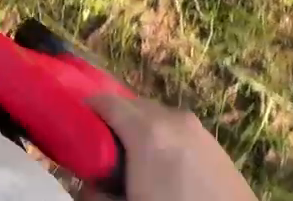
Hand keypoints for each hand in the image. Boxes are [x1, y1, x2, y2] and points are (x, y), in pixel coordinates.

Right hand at [87, 95, 255, 200]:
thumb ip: (96, 193)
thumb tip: (86, 182)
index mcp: (146, 129)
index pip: (103, 101)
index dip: (85, 112)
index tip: (76, 130)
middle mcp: (171, 117)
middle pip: (130, 106)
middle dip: (113, 122)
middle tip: (104, 152)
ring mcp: (197, 129)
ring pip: (156, 116)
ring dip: (141, 131)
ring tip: (137, 163)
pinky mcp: (216, 144)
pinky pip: (178, 130)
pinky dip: (165, 140)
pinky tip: (167, 169)